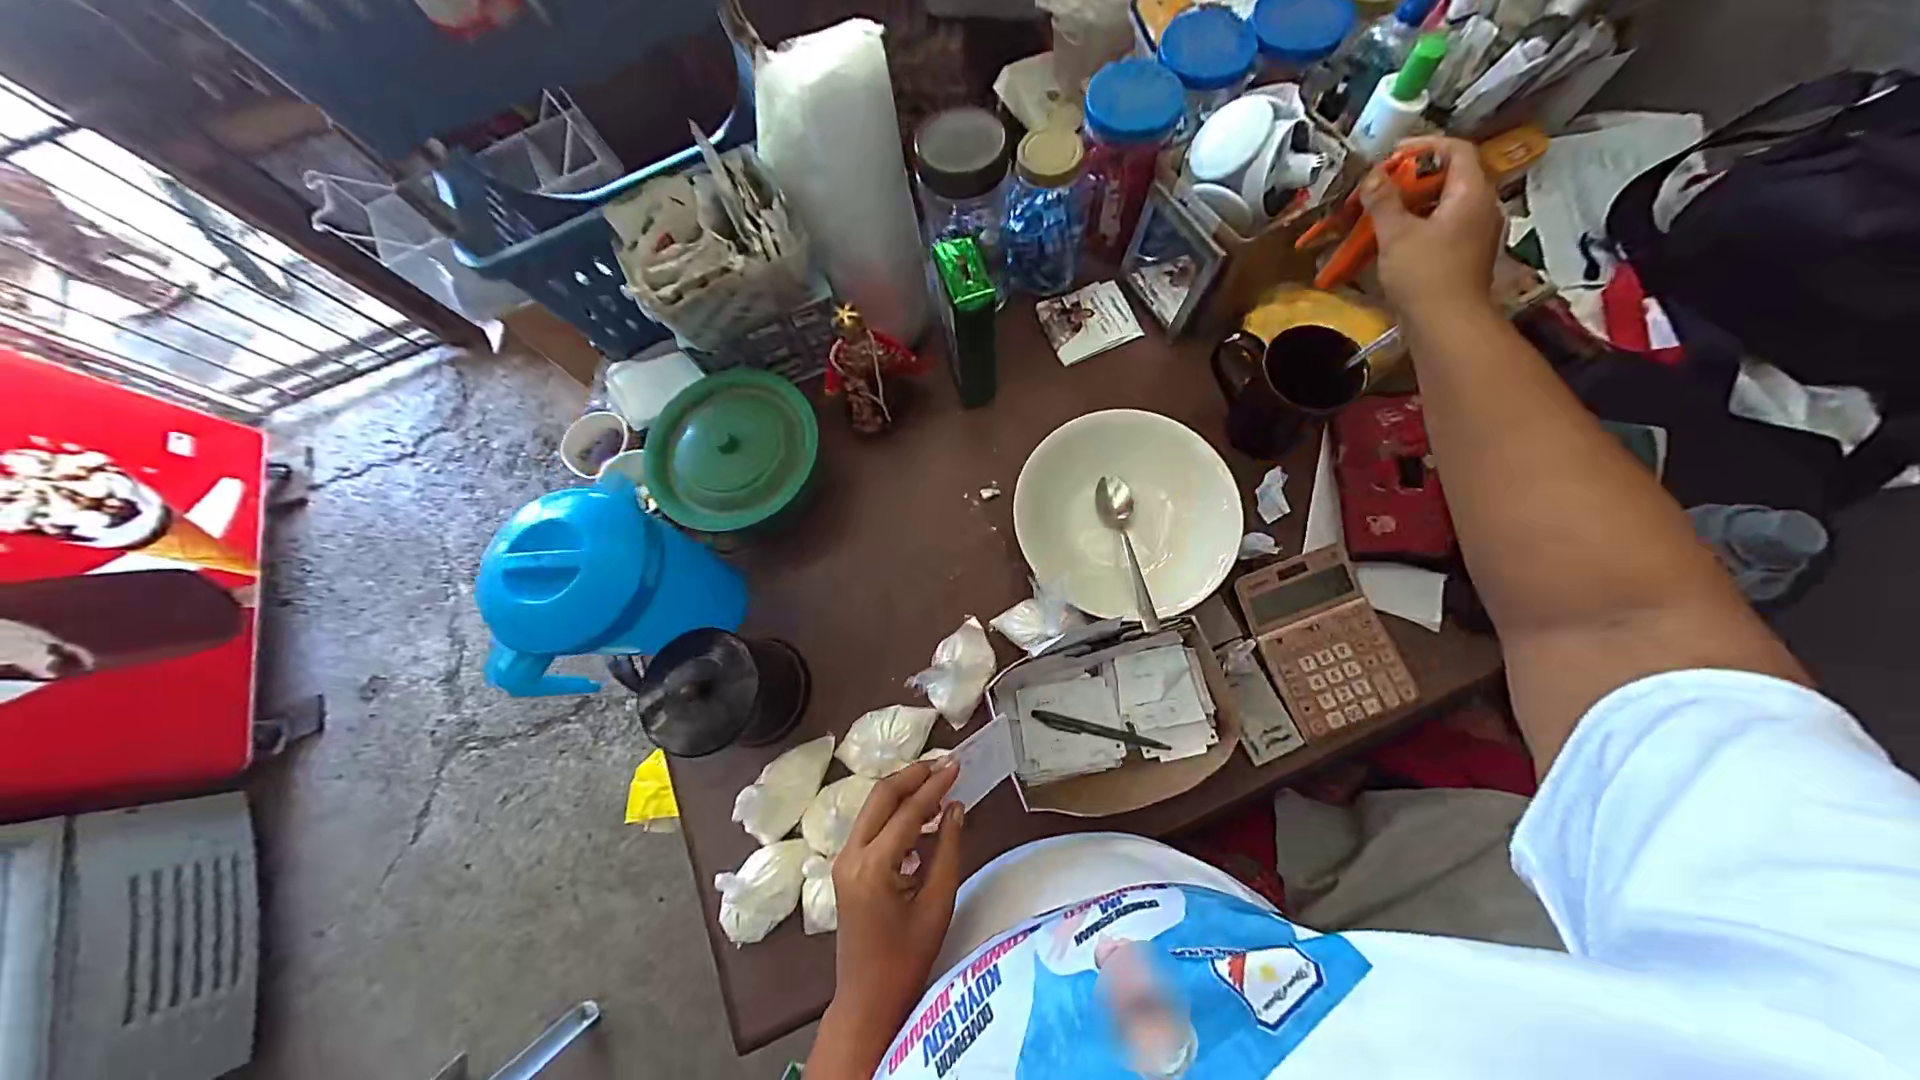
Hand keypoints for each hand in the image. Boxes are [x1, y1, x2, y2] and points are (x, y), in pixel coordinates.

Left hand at [811, 759, 964, 1077]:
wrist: (868, 999)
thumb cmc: (907, 959)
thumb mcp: (937, 904)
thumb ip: (949, 850)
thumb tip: (956, 807)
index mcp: (873, 866)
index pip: (908, 810)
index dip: (935, 785)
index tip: (956, 765)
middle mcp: (851, 854)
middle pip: (881, 796)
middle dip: (914, 776)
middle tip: (945, 765)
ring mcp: (844, 859)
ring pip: (874, 807)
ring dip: (904, 791)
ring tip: (939, 784)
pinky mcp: (847, 866)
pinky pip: (872, 825)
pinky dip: (896, 812)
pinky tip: (923, 815)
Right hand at [1362, 137, 1504, 319]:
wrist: (1446, 323)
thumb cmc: (1423, 275)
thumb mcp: (1396, 235)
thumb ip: (1383, 201)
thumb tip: (1372, 175)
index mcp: (1472, 192)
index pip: (1456, 150)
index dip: (1425, 146)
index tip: (1393, 154)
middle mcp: (1482, 206)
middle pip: (1451, 176)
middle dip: (1415, 176)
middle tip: (1382, 185)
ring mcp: (1477, 232)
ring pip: (1446, 202)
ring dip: (1415, 201)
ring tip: (1384, 211)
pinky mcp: (1466, 254)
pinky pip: (1445, 225)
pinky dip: (1421, 222)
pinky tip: (1397, 237)